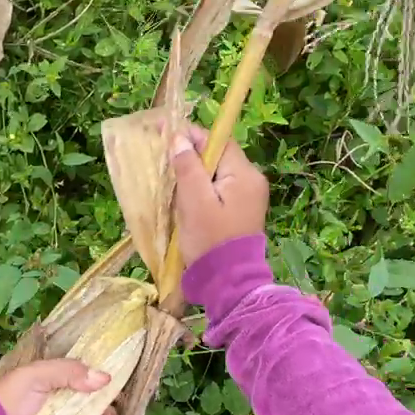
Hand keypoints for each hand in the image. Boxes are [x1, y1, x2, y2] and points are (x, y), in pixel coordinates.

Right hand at [170, 122, 268, 267]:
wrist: (228, 282)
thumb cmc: (209, 241)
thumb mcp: (194, 202)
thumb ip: (187, 168)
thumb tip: (179, 139)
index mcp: (244, 174)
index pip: (217, 141)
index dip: (190, 134)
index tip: (164, 131)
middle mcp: (251, 181)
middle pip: (217, 157)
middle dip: (190, 155)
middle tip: (162, 158)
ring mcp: (248, 198)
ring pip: (216, 174)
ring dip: (194, 174)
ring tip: (170, 179)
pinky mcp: (240, 213)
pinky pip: (218, 191)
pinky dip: (201, 190)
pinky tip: (184, 199)